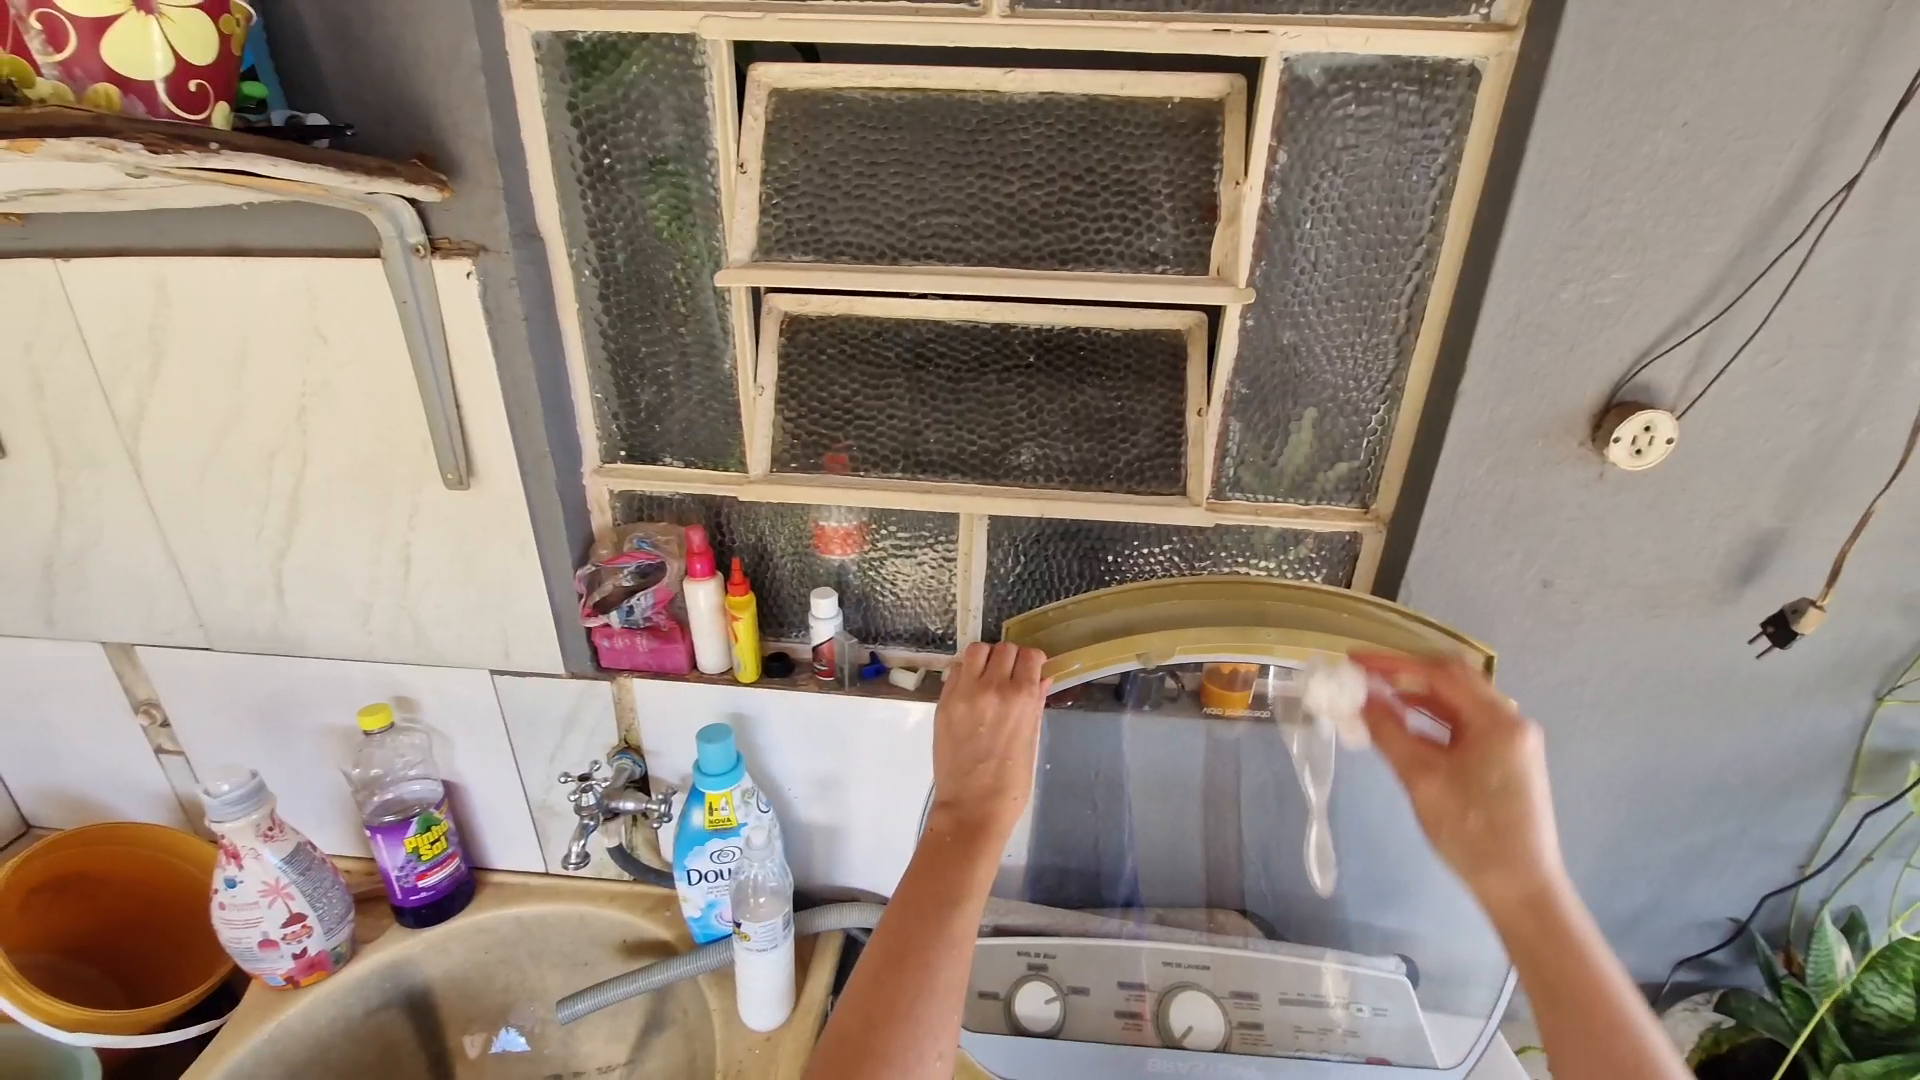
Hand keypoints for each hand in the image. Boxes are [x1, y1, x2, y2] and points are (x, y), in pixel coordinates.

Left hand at [927, 642, 1050, 843]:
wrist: (972, 807)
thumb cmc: (1011, 782)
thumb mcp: (1032, 740)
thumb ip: (1035, 704)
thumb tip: (1042, 678)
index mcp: (1022, 698)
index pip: (1030, 655)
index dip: (1033, 661)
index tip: (1031, 670)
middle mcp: (993, 687)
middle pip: (1004, 648)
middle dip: (1011, 658)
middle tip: (1010, 675)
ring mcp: (965, 693)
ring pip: (976, 650)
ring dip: (986, 658)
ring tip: (988, 676)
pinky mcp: (944, 702)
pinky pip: (956, 670)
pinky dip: (966, 673)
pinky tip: (971, 690)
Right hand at [1351, 652, 1566, 912]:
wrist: (1520, 888)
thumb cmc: (1471, 831)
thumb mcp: (1421, 777)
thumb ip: (1388, 730)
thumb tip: (1360, 696)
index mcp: (1498, 721)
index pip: (1440, 673)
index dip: (1393, 662)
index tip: (1353, 661)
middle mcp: (1510, 722)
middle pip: (1453, 679)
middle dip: (1405, 672)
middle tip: (1363, 673)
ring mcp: (1509, 740)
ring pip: (1456, 700)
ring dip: (1416, 693)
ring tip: (1375, 693)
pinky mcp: (1503, 758)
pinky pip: (1461, 722)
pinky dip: (1429, 716)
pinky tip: (1401, 720)